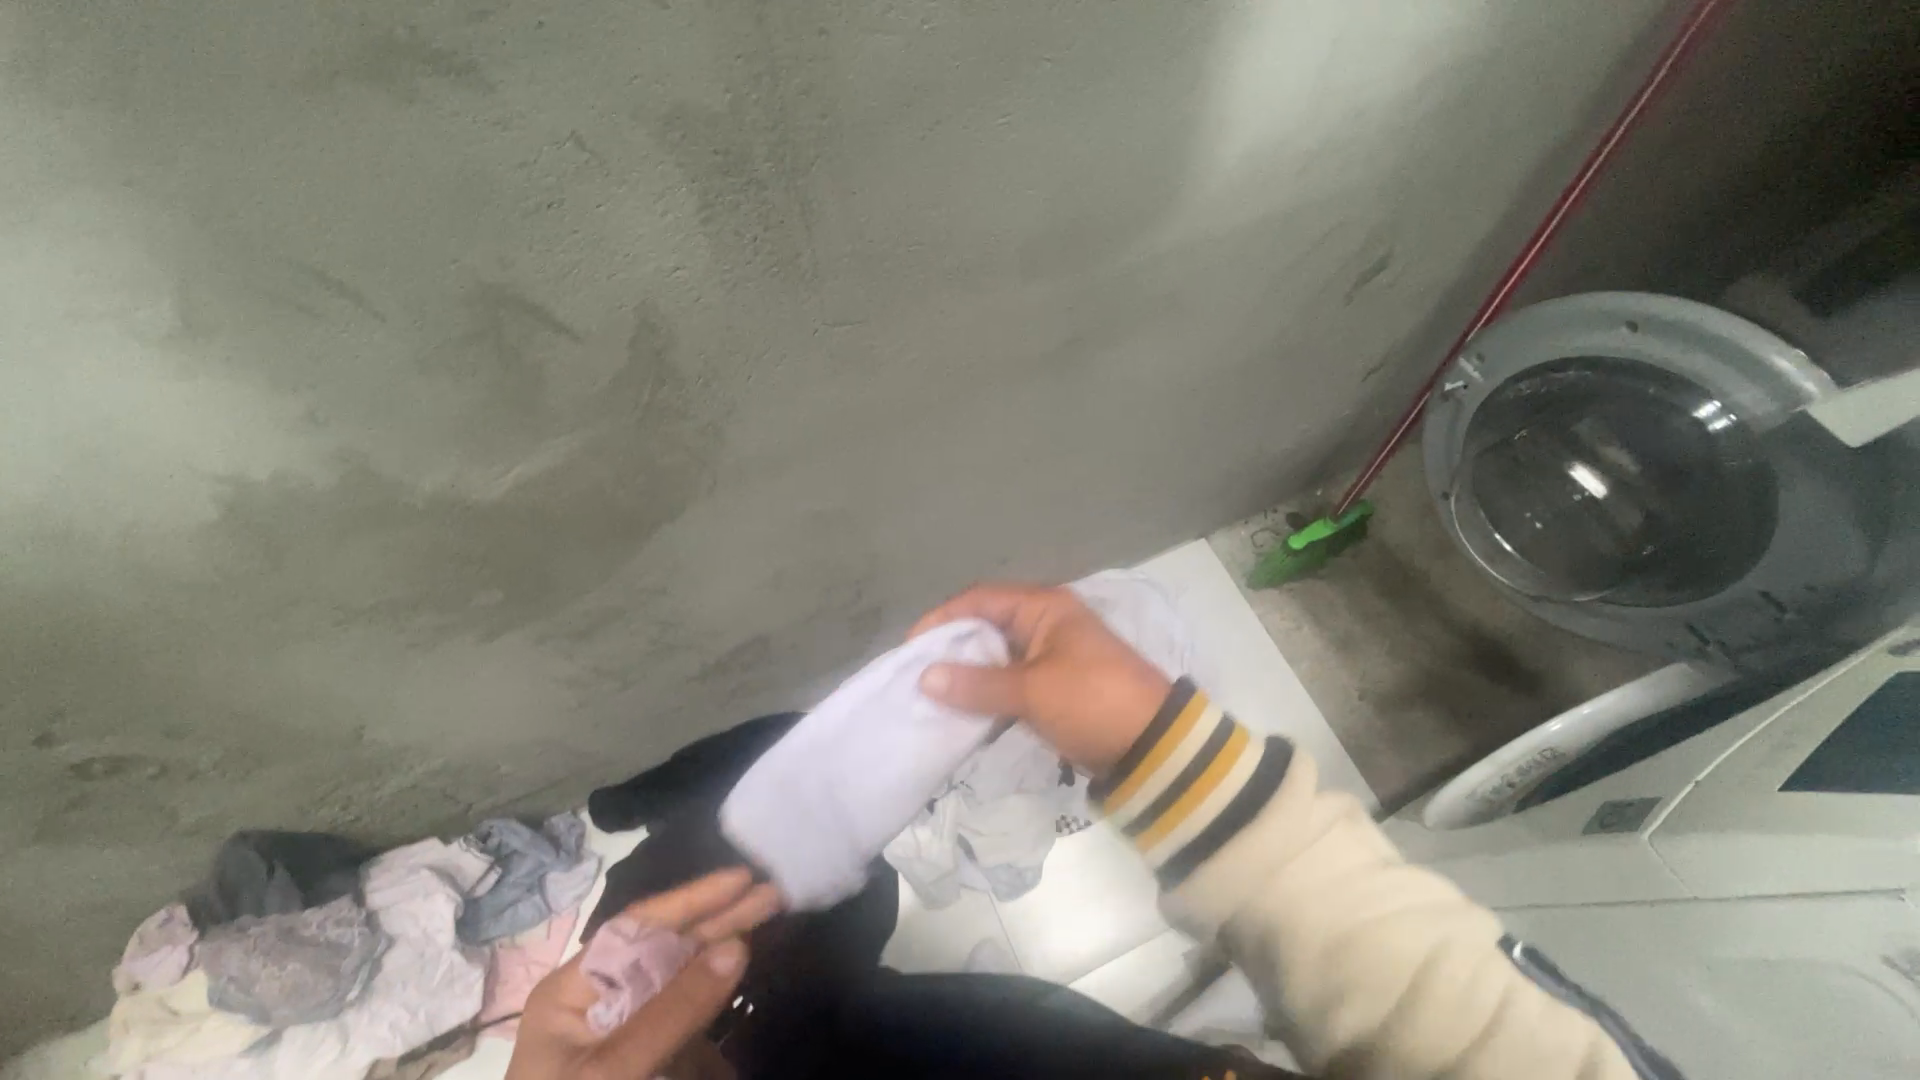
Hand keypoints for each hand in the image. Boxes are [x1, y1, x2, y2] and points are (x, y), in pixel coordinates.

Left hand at [505, 869, 781, 1079]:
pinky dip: (715, 993)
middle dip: (718, 918)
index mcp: (572, 991)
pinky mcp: (647, 1059)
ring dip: (723, 946)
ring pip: (680, 974)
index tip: (742, 878)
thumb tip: (737, 944)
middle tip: (773, 894)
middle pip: (665, 945)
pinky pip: (684, 1014)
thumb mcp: (613, 1074)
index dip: (692, 899)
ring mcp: (623, 1031)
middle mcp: (597, 1000)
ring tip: (767, 916)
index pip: (637, 927)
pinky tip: (742, 970)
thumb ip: (673, 1010)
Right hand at [911, 583, 1172, 773]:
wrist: (1153, 744)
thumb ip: (977, 684)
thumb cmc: (1091, 701)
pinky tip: (964, 710)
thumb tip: (926, 677)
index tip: (912, 648)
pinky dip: (988, 693)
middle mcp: (1047, 622)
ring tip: (934, 694)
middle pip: (987, 625)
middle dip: (953, 647)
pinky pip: (1012, 681)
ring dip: (969, 673)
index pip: (980, 600)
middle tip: (918, 673)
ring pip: (998, 656)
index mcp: (1044, 607)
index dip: (943, 618)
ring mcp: (1053, 655)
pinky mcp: (1057, 685)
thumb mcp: (1031, 691)